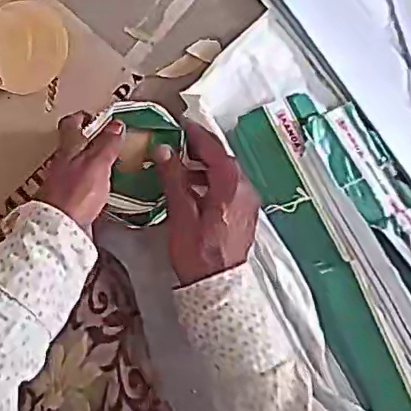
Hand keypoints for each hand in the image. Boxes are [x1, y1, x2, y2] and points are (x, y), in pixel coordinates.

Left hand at [37, 113, 126, 230]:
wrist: (61, 230)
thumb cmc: (76, 193)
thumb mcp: (97, 163)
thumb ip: (107, 144)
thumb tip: (116, 124)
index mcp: (67, 150)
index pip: (70, 125)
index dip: (82, 117)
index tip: (95, 117)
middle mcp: (61, 165)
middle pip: (73, 146)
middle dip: (88, 141)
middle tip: (107, 140)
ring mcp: (63, 185)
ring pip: (76, 167)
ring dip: (91, 164)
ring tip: (110, 164)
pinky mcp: (68, 204)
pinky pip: (80, 188)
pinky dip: (91, 185)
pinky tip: (103, 191)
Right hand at [154, 120, 259, 284]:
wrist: (217, 288)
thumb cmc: (198, 254)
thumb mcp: (181, 214)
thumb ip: (174, 179)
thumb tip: (164, 150)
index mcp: (231, 185)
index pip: (213, 149)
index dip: (195, 133)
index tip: (180, 122)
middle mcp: (245, 189)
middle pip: (221, 159)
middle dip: (198, 149)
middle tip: (176, 141)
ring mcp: (247, 202)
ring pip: (224, 174)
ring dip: (203, 166)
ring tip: (178, 164)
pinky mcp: (243, 214)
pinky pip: (227, 187)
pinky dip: (210, 181)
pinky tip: (191, 188)